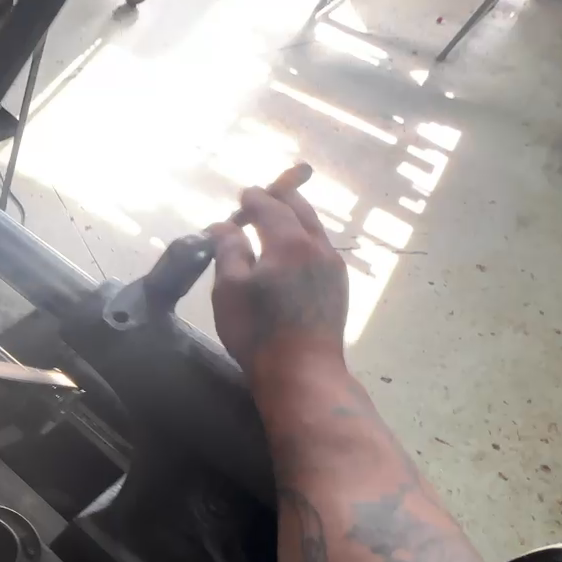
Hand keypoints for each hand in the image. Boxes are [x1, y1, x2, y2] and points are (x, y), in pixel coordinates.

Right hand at [210, 164, 349, 386]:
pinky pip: (319, 249)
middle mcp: (318, 248)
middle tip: (266, 193)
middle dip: (282, 199)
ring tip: (279, 218)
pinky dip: (303, 239)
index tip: (243, 193)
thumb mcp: (229, 288)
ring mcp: (332, 268)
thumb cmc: (256, 328)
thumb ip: (228, 251)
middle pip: (301, 213)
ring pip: (314, 230)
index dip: (255, 199)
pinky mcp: (336, 287)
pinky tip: (293, 251)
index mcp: (289, 243)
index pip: (271, 209)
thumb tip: (225, 225)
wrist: (300, 367)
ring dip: (295, 219)